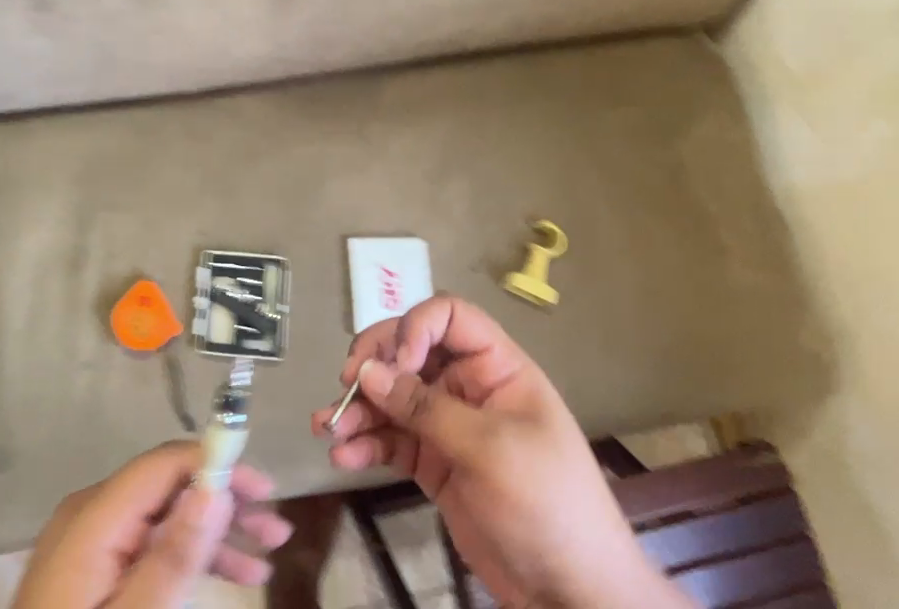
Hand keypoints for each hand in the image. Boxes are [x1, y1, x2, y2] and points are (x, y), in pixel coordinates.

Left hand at [11, 441, 294, 608]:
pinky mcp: (93, 563)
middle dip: (226, 503)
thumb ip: (174, 556)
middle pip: (169, 488)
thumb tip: (215, 488)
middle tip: (277, 528)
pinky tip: (230, 574)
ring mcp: (90, 538)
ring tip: (267, 554)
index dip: (217, 464)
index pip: (164, 465)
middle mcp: (90, 512)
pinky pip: (148, 542)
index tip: (265, 487)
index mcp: (94, 516)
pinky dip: (187, 554)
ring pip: (164, 517)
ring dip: (216, 532)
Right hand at [312, 295, 691, 608]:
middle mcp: (468, 388)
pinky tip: (343, 457)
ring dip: (358, 409)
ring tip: (329, 429)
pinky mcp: (432, 464)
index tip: (395, 363)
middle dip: (374, 365)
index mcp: (498, 369)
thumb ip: (425, 408)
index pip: (450, 317)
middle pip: (410, 352)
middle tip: (347, 384)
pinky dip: (364, 444)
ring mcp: (448, 426)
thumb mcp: (489, 449)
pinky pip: (389, 439)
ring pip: (391, 398)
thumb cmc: (546, 505)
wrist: (569, 591)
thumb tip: (368, 373)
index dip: (415, 327)